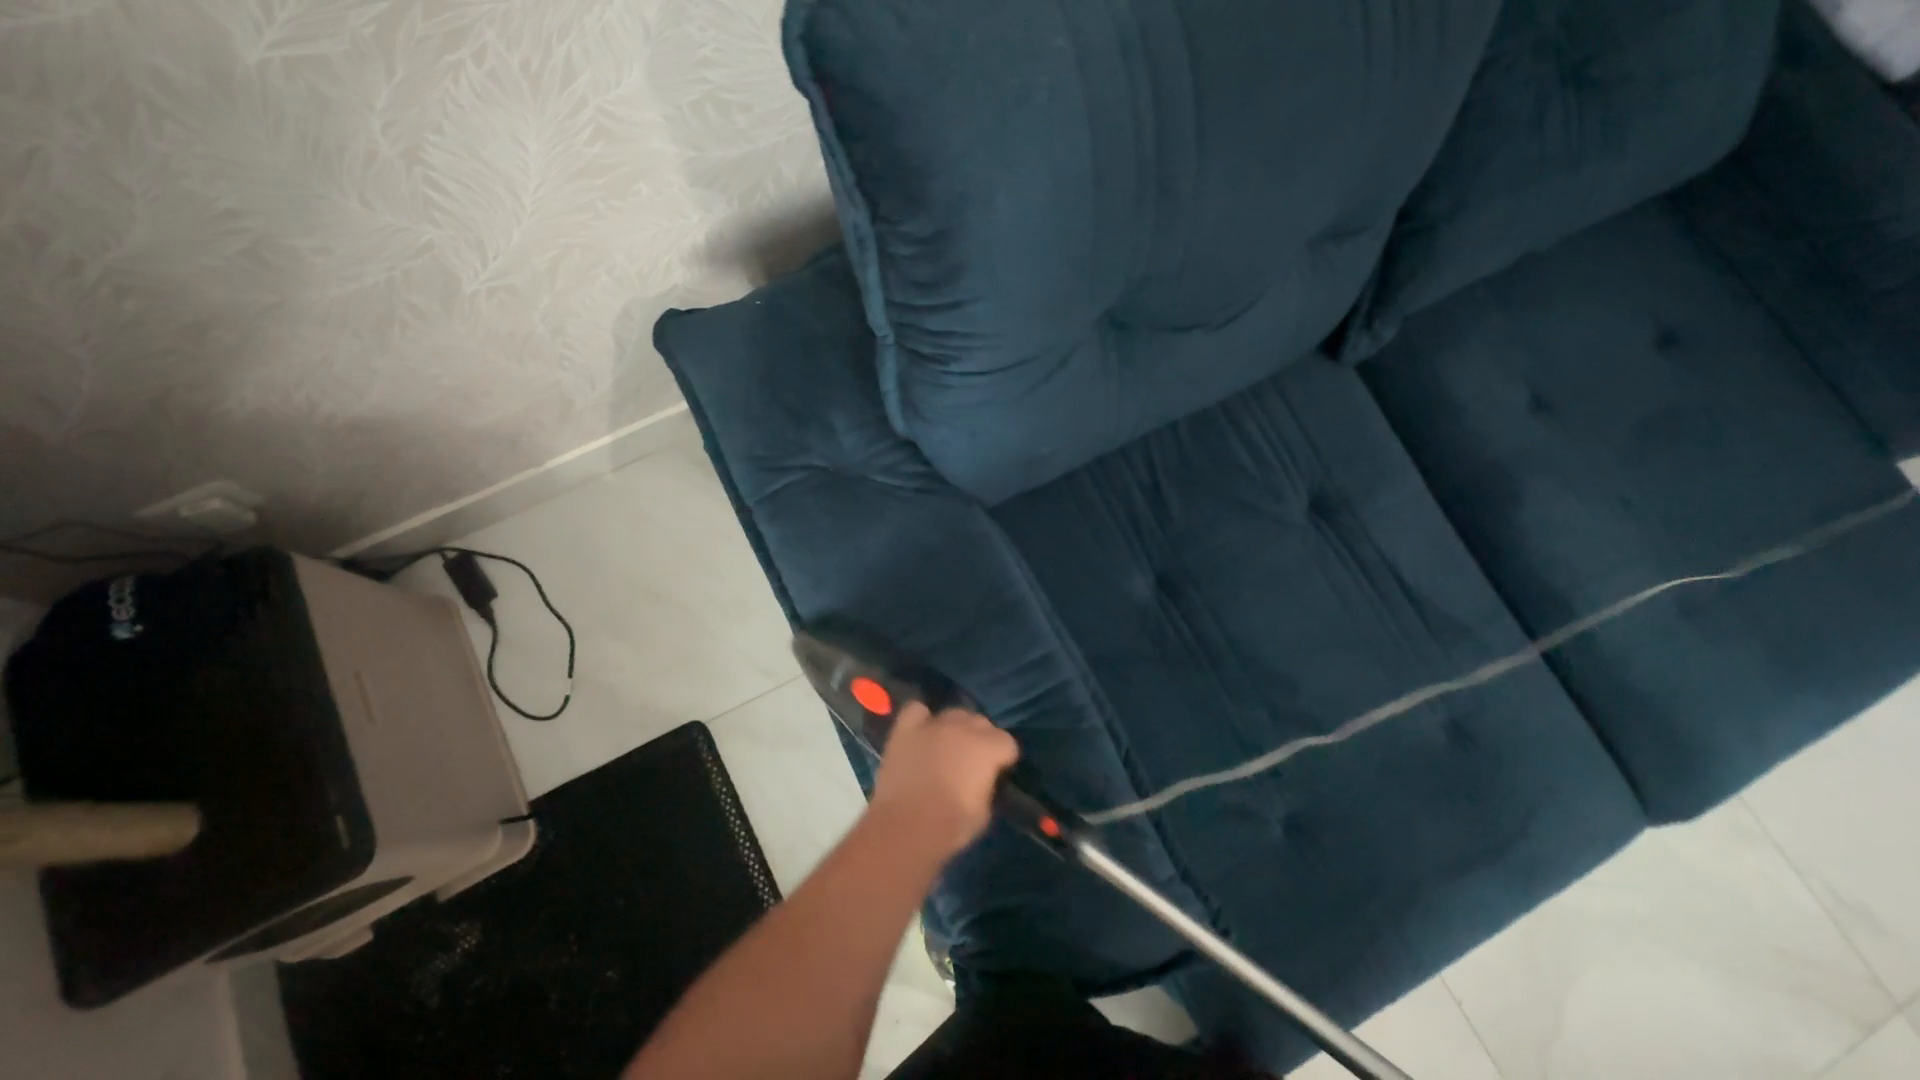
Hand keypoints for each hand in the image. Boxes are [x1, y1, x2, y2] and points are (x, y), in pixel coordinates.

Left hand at [869, 704, 1019, 861]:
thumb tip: (982, 779)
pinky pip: (917, 710)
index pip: (1007, 743)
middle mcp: (963, 728)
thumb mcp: (984, 811)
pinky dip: (922, 719)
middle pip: (981, 722)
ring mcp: (933, 725)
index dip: (1003, 759)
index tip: (998, 773)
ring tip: (947, 748)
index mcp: (988, 748)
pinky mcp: (905, 730)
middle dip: (981, 739)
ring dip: (955, 728)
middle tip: (972, 763)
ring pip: (953, 714)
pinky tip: (922, 734)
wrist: (906, 827)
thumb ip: (987, 785)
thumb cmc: (951, 825)